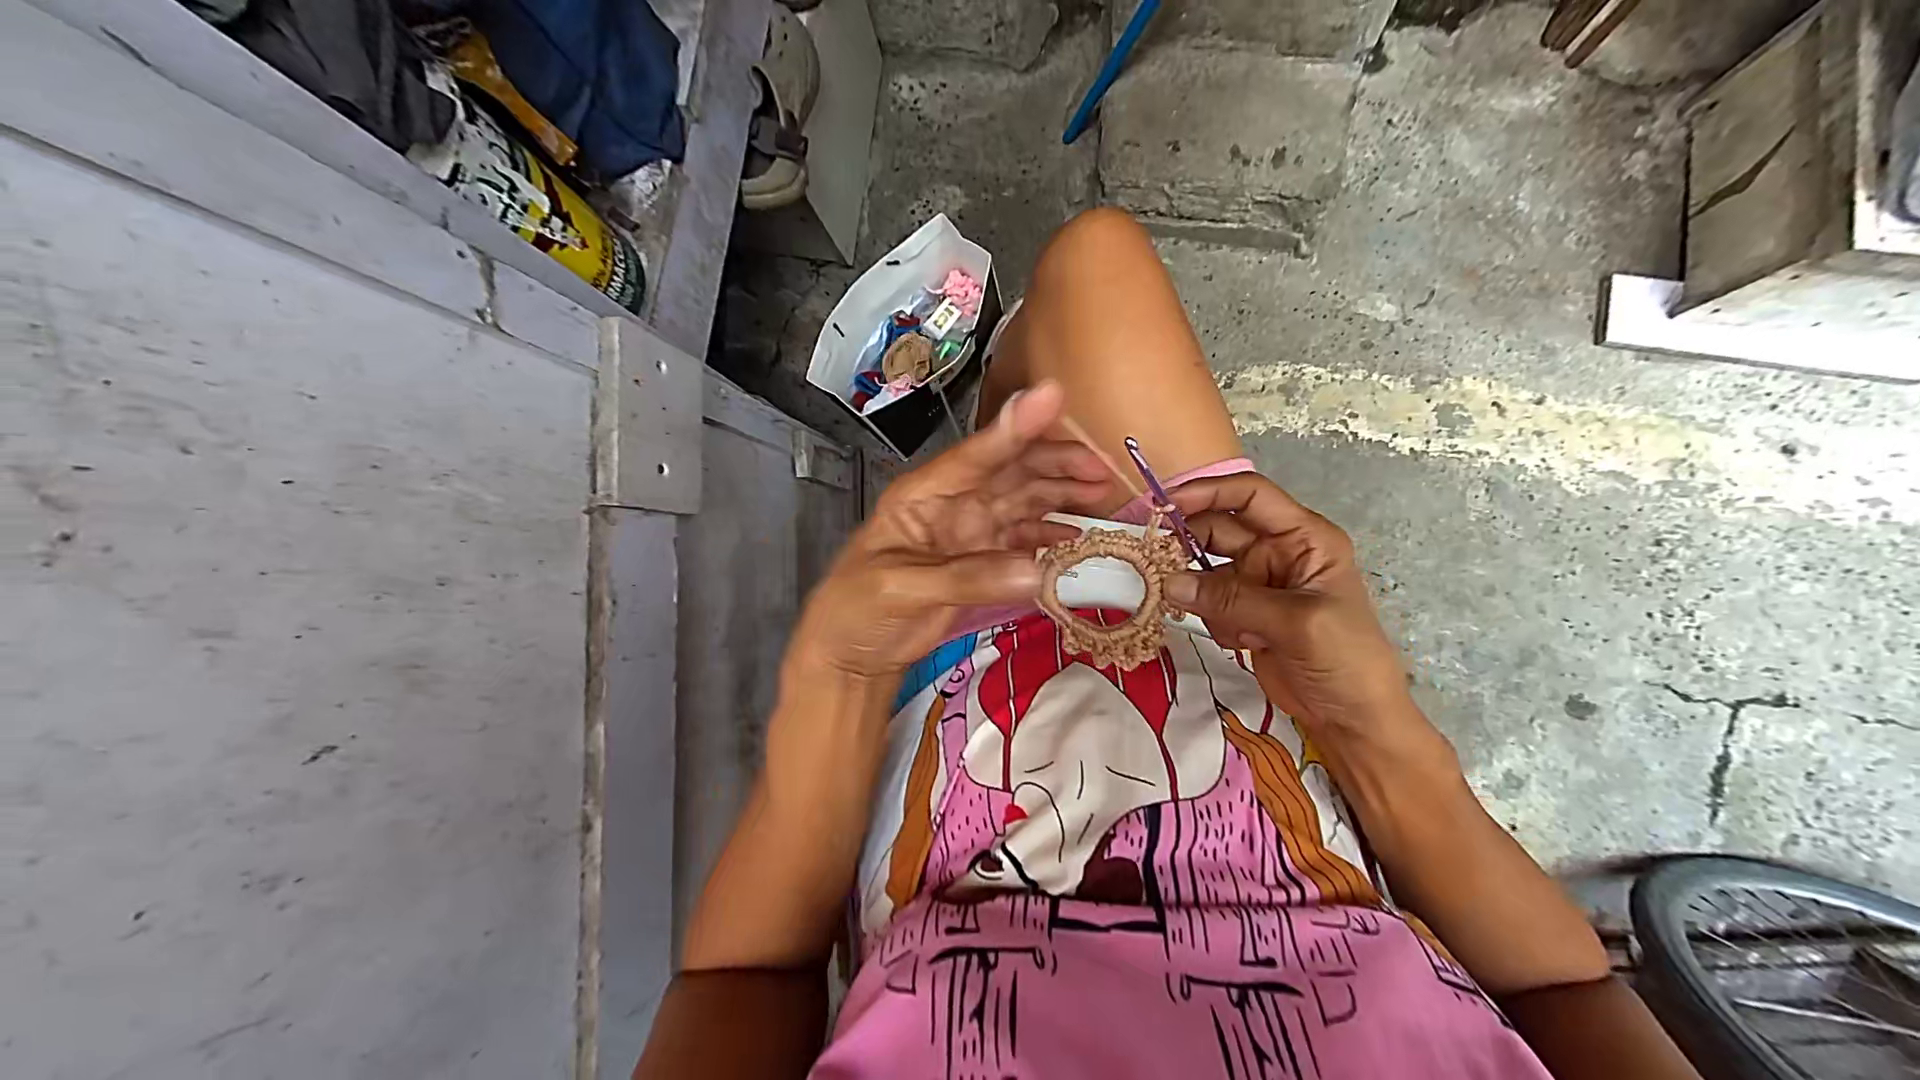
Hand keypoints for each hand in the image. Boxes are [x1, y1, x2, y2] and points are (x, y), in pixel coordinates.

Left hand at [785, 380, 1112, 684]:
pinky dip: (1051, 536)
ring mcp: (971, 533)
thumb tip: (1035, 572)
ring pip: (1025, 501)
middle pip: (1012, 472)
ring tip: (1102, 493)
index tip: (1054, 397)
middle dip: (1057, 462)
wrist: (852, 653)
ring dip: (1062, 494)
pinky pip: (1025, 540)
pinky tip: (1076, 538)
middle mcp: (954, 504)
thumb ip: (966, 578)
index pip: (976, 455)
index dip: (1016, 427)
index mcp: (924, 495)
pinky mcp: (983, 562)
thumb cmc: (857, 609)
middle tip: (1102, 466)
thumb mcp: (901, 588)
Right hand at [1165, 473, 1412, 736]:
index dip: (1208, 492)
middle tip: (1156, 561)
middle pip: (1218, 528)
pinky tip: (1241, 643)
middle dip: (1188, 544)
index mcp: (1305, 538)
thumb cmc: (1346, 660)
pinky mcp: (1242, 612)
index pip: (1251, 495)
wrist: (1353, 718)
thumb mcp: (1295, 622)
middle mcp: (1278, 551)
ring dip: (1197, 588)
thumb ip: (1231, 600)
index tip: (1165, 504)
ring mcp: (1258, 583)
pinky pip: (1206, 600)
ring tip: (1208, 616)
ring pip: (1205, 567)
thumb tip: (1170, 583)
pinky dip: (1209, 617)